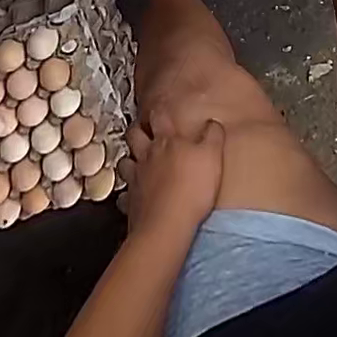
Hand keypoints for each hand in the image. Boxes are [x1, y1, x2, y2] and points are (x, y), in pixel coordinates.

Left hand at [123, 110, 223, 238]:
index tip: (161, 111)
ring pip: (125, 161)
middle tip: (142, 130)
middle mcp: (148, 156)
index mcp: (168, 141)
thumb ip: (213, 135)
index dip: (159, 113)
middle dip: (138, 130)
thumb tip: (212, 122)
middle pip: (135, 135)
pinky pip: (124, 194)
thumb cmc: (192, 188)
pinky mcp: (131, 202)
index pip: (159, 118)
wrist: (168, 225)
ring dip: (129, 158)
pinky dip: (126, 192)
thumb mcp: (212, 155)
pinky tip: (131, 194)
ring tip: (135, 160)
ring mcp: (136, 178)